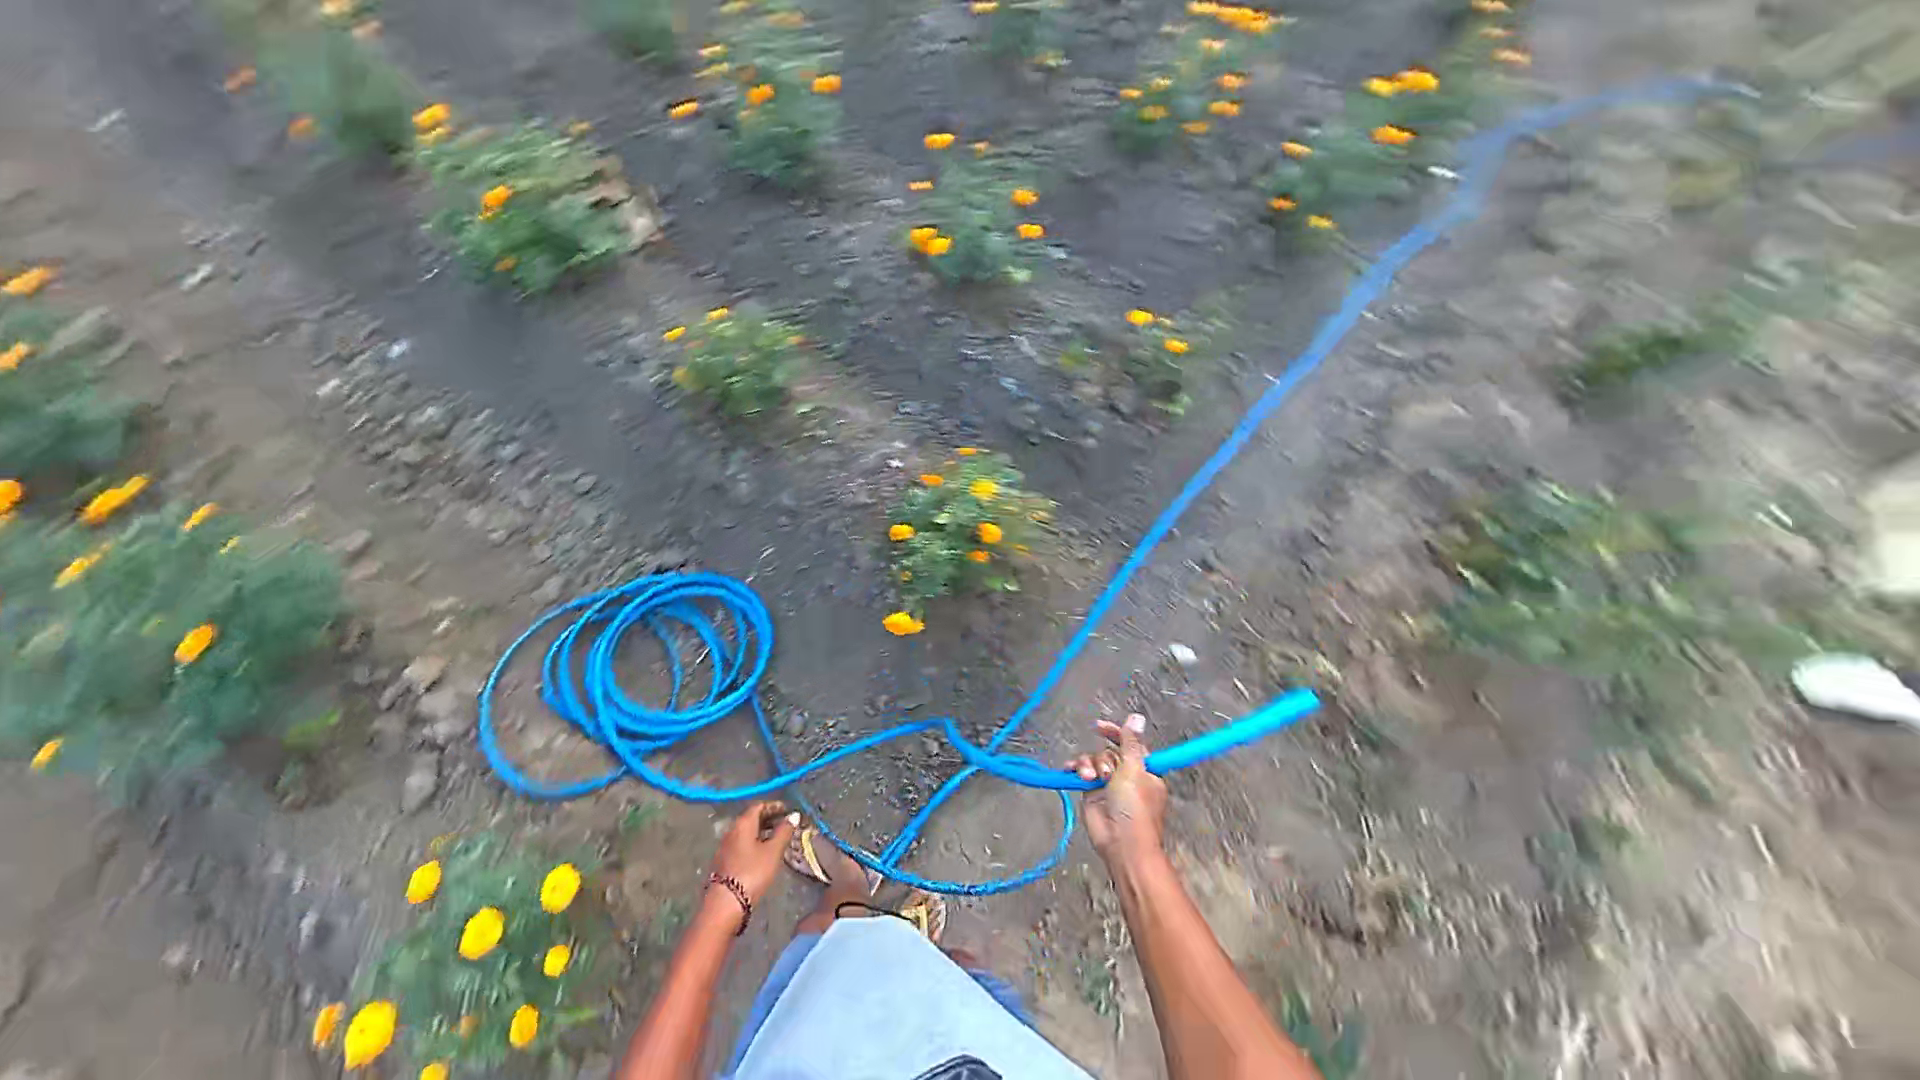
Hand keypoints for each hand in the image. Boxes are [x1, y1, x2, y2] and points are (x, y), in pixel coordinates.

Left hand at [710, 801, 799, 902]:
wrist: (725, 904)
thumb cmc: (752, 873)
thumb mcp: (773, 851)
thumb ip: (784, 831)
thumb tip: (793, 815)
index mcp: (743, 823)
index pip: (759, 806)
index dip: (774, 806)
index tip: (788, 810)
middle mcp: (732, 830)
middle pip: (751, 818)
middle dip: (769, 818)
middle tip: (785, 823)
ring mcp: (725, 846)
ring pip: (746, 832)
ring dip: (762, 831)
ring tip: (777, 838)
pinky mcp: (724, 861)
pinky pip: (742, 843)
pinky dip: (754, 842)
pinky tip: (763, 852)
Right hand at [1069, 713, 1167, 867]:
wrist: (1122, 842)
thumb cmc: (1135, 809)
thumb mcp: (1134, 770)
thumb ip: (1131, 742)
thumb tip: (1136, 718)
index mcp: (1144, 769)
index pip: (1129, 743)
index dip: (1116, 733)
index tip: (1099, 726)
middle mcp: (1126, 775)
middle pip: (1108, 751)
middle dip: (1103, 758)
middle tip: (1105, 774)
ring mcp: (1108, 784)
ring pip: (1093, 761)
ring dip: (1088, 766)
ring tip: (1090, 779)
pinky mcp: (1092, 793)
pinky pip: (1081, 773)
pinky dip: (1076, 770)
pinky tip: (1070, 770)